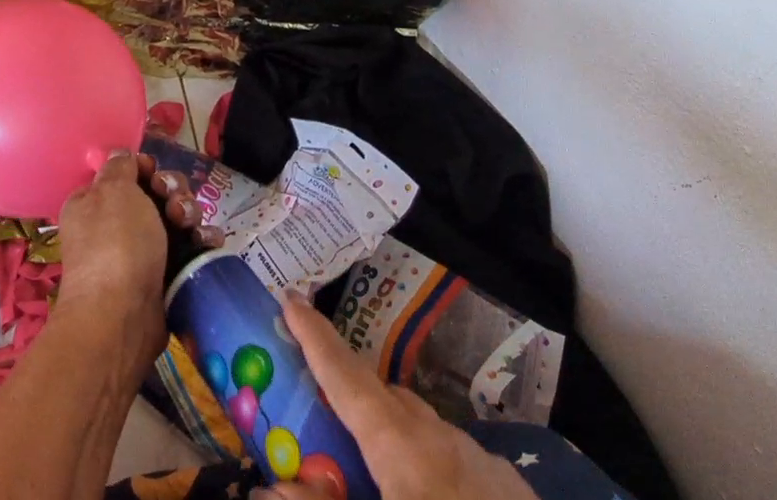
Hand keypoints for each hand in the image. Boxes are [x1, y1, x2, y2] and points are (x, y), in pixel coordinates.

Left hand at [56, 152, 222, 352]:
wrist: (123, 314)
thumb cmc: (114, 244)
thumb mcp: (113, 191)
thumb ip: (120, 167)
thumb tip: (120, 155)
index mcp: (94, 204)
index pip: (125, 174)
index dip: (145, 169)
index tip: (153, 174)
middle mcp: (115, 226)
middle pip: (156, 194)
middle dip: (174, 192)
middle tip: (174, 205)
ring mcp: (141, 252)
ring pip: (176, 219)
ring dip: (190, 214)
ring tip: (190, 228)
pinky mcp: (165, 274)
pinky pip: (189, 248)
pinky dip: (201, 242)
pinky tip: (206, 244)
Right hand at [264, 293, 541, 499]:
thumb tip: (271, 487)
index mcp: (400, 446)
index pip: (346, 377)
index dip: (315, 337)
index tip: (291, 297)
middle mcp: (438, 437)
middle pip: (381, 396)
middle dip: (346, 386)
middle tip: (313, 394)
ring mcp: (478, 457)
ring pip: (419, 426)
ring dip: (386, 428)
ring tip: (362, 455)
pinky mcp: (505, 483)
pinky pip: (451, 456)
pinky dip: (424, 460)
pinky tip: (424, 493)